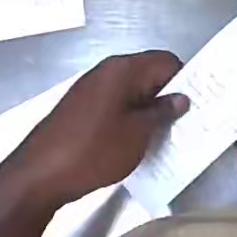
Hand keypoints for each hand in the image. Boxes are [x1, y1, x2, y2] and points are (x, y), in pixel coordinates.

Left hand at [1, 51, 187, 208]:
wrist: (40, 174)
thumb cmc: (93, 150)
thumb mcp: (138, 133)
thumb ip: (162, 112)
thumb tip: (180, 98)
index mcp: (122, 69)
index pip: (166, 61)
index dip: (185, 81)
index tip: (196, 106)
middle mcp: (105, 73)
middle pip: (148, 76)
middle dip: (168, 98)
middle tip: (186, 125)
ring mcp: (90, 91)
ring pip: (131, 95)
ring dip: (148, 113)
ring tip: (164, 139)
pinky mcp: (80, 111)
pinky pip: (115, 108)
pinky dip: (129, 122)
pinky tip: (136, 145)